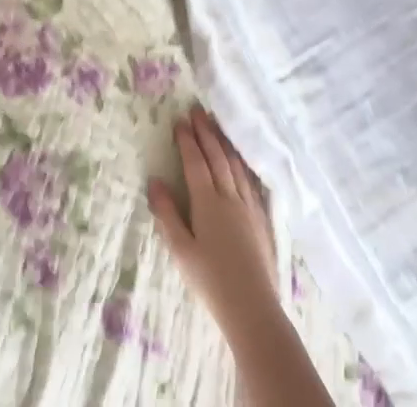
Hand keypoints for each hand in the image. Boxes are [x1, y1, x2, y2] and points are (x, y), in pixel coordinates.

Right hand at [148, 107, 281, 337]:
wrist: (252, 305)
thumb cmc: (210, 280)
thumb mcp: (180, 248)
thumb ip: (167, 213)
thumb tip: (155, 181)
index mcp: (208, 203)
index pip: (196, 163)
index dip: (187, 140)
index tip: (179, 120)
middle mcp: (230, 197)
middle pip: (218, 157)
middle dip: (207, 132)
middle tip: (198, 110)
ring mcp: (249, 206)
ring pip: (236, 166)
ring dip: (225, 143)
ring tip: (217, 125)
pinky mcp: (261, 218)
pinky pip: (250, 180)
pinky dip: (242, 163)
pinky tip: (240, 160)